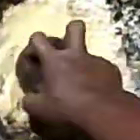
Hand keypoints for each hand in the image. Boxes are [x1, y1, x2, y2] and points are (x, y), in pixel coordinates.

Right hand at [18, 20, 134, 139]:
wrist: (105, 113)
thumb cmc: (67, 108)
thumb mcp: (38, 109)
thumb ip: (30, 100)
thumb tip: (28, 98)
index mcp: (53, 60)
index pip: (38, 38)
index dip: (34, 43)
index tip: (34, 57)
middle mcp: (75, 55)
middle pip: (75, 27)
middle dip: (70, 30)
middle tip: (66, 46)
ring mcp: (95, 60)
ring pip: (88, 53)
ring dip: (82, 63)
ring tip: (81, 80)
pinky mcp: (112, 70)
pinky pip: (101, 68)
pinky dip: (97, 77)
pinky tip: (96, 91)